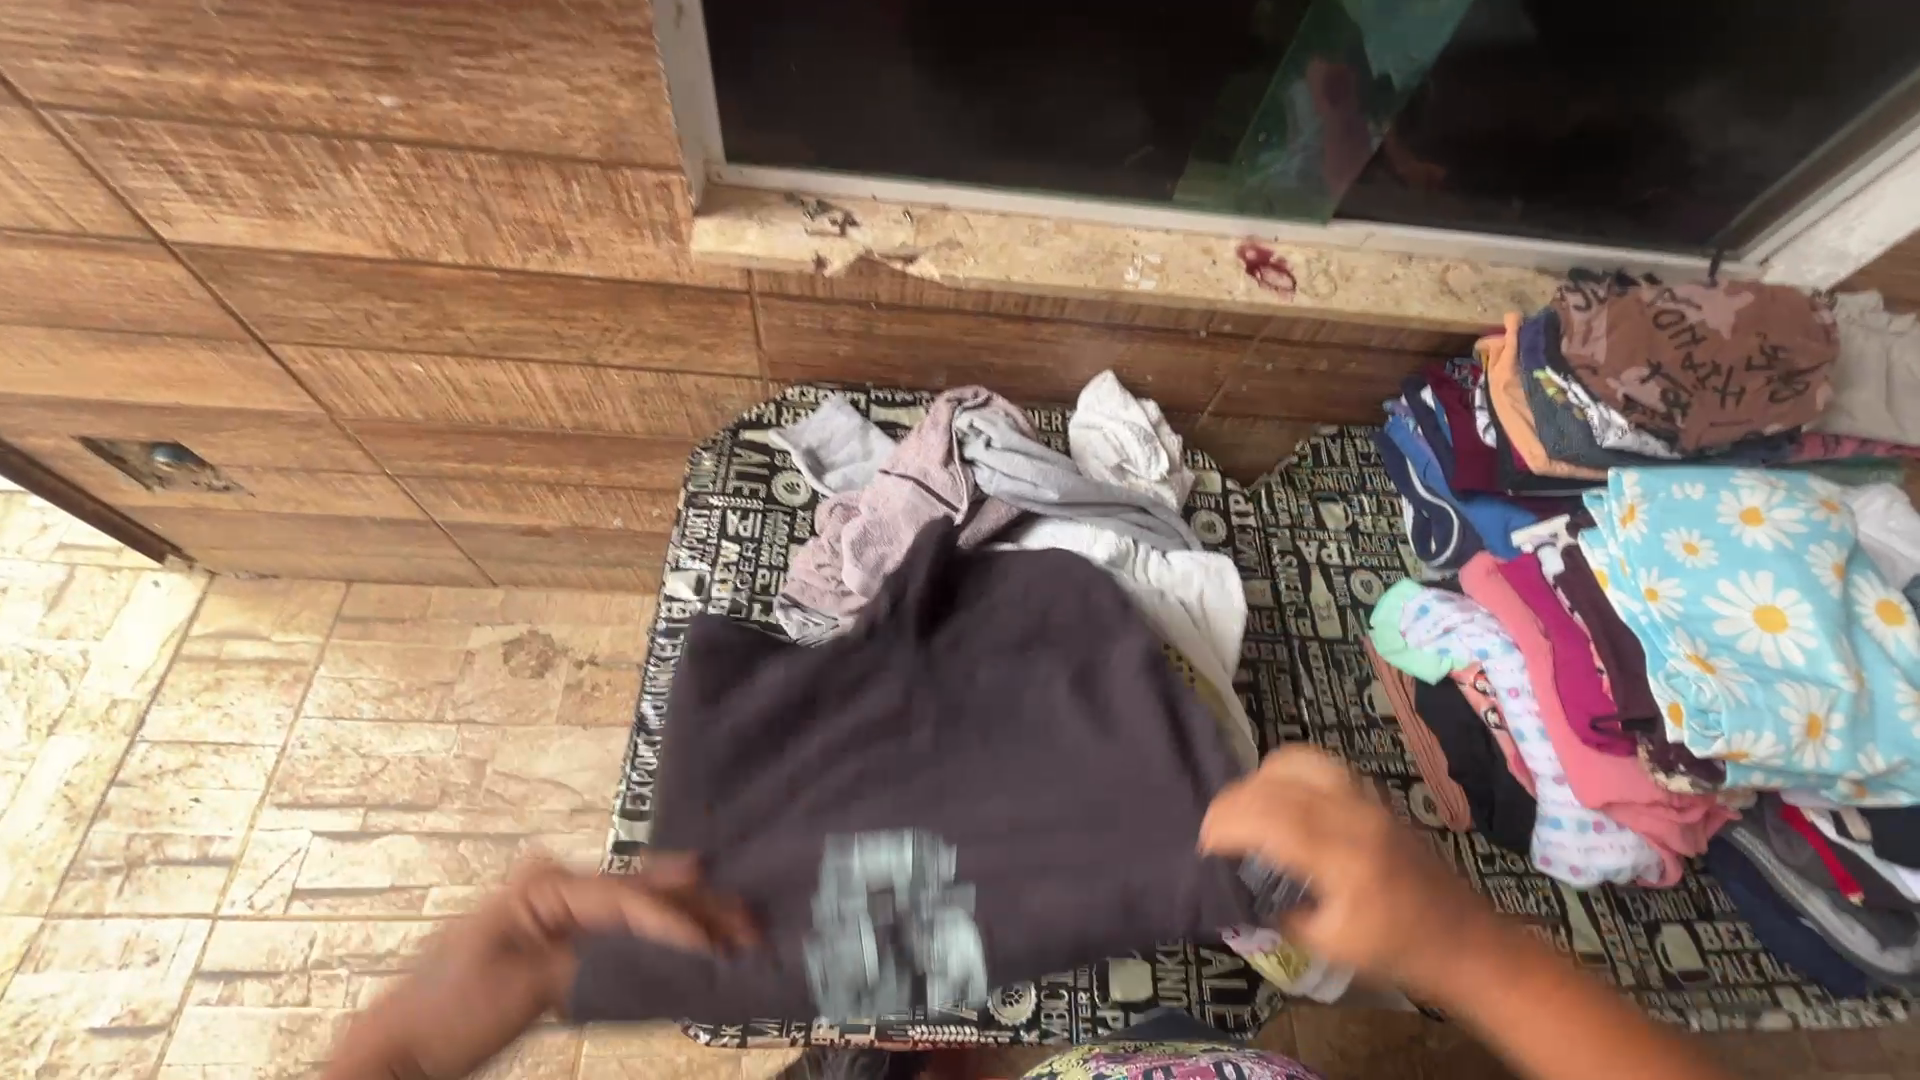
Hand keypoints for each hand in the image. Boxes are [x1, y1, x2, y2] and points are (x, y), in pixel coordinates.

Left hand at [323, 855, 757, 1079]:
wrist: (395, 1056)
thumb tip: (656, 949)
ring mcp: (564, 914)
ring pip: (640, 911)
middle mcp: (560, 888)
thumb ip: (593, 956)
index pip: (625, 899)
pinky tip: (698, 939)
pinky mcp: (567, 944)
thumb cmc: (448, 1014)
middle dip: (697, 907)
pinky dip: (662, 938)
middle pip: (641, 894)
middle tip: (750, 918)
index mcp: (547, 884)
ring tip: (739, 923)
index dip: (673, 921)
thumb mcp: (522, 982)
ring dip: (689, 920)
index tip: (714, 944)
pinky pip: (625, 933)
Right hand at [1200, 746, 1499, 994]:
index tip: (1205, 844)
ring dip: (1256, 781)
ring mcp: (1364, 798)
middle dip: (1231, 803)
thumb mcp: (1333, 947)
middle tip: (1214, 831)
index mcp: (1344, 857)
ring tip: (1244, 810)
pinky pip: (1315, 761)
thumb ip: (1281, 914)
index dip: (1226, 823)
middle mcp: (1352, 815)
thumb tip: (1237, 893)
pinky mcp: (1370, 793)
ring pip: (1293, 761)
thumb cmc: (1401, 952)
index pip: (1269, 818)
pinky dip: (1283, 770)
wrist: (1469, 941)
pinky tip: (1276, 794)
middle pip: (1273, 785)